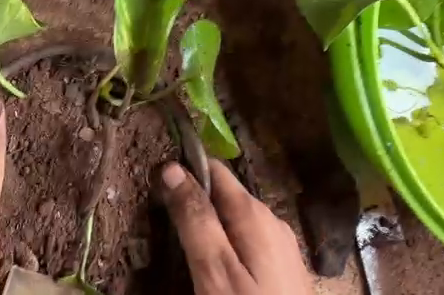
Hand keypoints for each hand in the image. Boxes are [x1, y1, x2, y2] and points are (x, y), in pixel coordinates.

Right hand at [155, 160, 311, 293]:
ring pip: (236, 224)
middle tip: (167, 232)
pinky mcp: (286, 274)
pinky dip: (229, 252)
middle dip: (196, 207)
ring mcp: (282, 249)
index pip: (213, 169)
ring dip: (211, 233)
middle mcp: (272, 221)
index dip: (184, 174)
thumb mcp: (215, 272)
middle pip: (224, 197)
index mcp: (254, 213)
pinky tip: (217, 276)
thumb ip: (195, 219)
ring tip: (187, 257)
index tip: (157, 192)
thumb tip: (172, 167)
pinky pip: (249, 247)